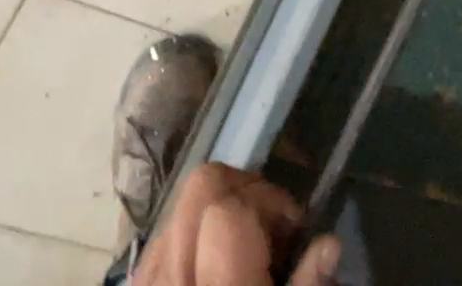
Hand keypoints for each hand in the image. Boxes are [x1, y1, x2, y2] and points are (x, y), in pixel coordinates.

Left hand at [133, 164, 339, 285]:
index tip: (295, 228)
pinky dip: (193, 231)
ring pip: (179, 202)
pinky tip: (215, 263)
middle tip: (275, 230)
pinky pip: (162, 233)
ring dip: (221, 207)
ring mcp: (145, 279)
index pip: (227, 208)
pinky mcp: (134, 283)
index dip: (269, 202)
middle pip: (202, 186)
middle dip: (247, 190)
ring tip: (247, 247)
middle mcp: (171, 277)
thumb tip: (327, 243)